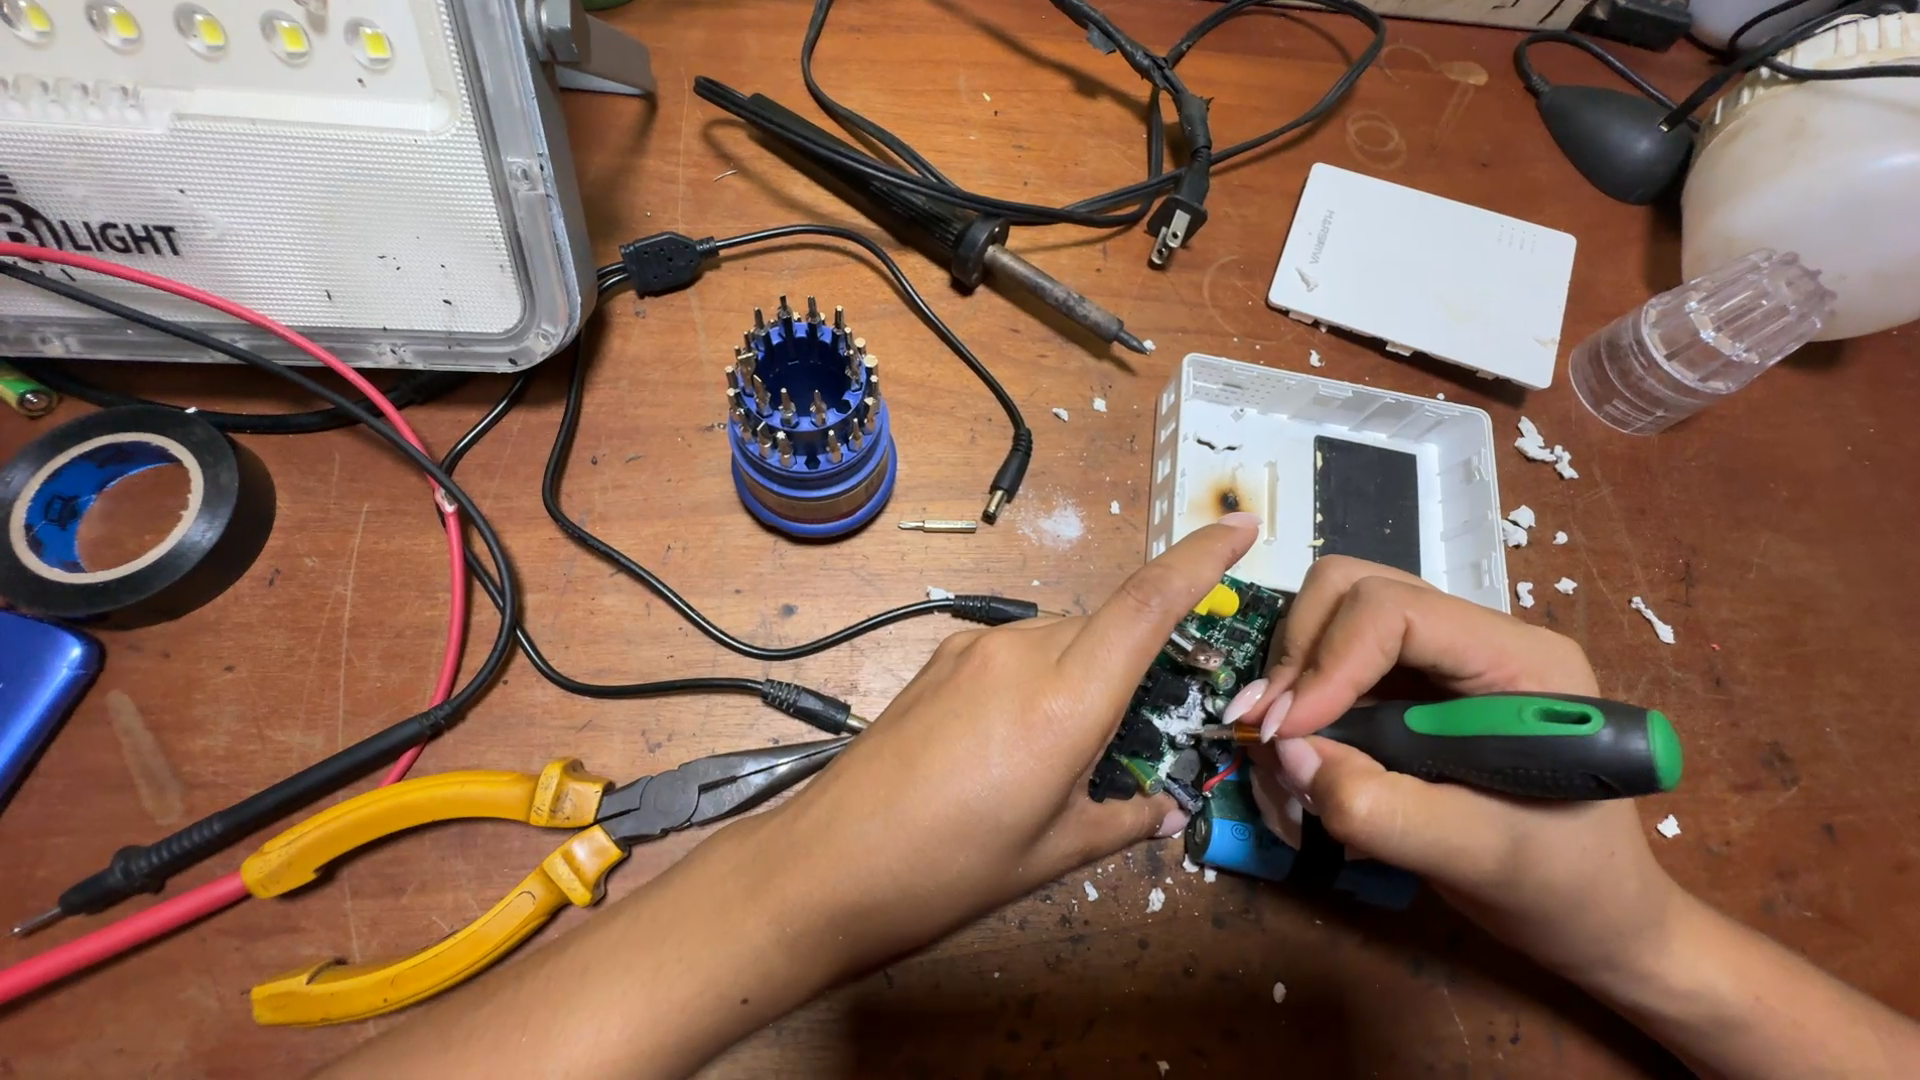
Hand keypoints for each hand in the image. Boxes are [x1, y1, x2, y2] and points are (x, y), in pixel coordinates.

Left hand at [738, 514, 1260, 973]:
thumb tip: (1162, 806)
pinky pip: (1014, 650)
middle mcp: (1021, 652)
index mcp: (1064, 699)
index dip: (1200, 558)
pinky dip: (1038, 679)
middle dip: (1133, 662)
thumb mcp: (1053, 854)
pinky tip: (1007, 741)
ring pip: (1059, 637)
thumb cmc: (949, 870)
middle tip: (1125, 734)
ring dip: (1080, 674)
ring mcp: (973, 647)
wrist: (827, 863)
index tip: (1241, 526)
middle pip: (1106, 626)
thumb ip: (1121, 819)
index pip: (1147, 603)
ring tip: (1053, 754)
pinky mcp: (940, 657)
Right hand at [1221, 556, 1681, 984]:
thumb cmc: (1558, 884)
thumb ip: (1381, 810)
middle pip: (1350, 587)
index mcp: (1517, 659)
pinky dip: (1294, 687)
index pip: (1395, 611)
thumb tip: (1288, 753)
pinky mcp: (1402, 677)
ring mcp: (1433, 652)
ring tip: (1281, 737)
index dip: (1329, 661)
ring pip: (1329, 608)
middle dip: (1298, 652)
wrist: (1586, 911)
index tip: (1287, 730)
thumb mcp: (1478, 858)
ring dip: (1290, 668)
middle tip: (1273, 727)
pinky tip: (1294, 736)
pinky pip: (1324, 647)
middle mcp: (1471, 635)